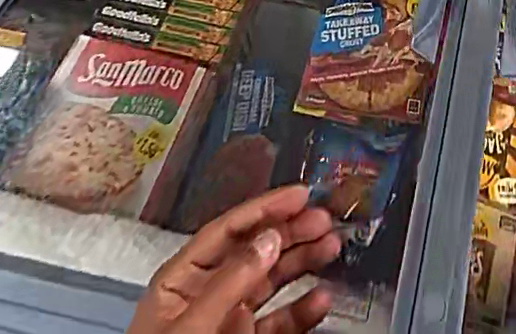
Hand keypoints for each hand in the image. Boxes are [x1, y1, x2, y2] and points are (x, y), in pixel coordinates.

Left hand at [128, 185, 342, 333]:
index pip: (228, 230)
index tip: (302, 194)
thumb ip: (231, 282)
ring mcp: (229, 321)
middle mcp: (209, 293)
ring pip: (273, 281)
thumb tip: (271, 237)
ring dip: (304, 262)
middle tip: (325, 220)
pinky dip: (302, 310)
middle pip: (256, 250)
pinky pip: (279, 322)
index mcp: (183, 280)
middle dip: (292, 232)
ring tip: (332, 248)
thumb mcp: (190, 330)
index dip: (265, 208)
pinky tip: (321, 300)